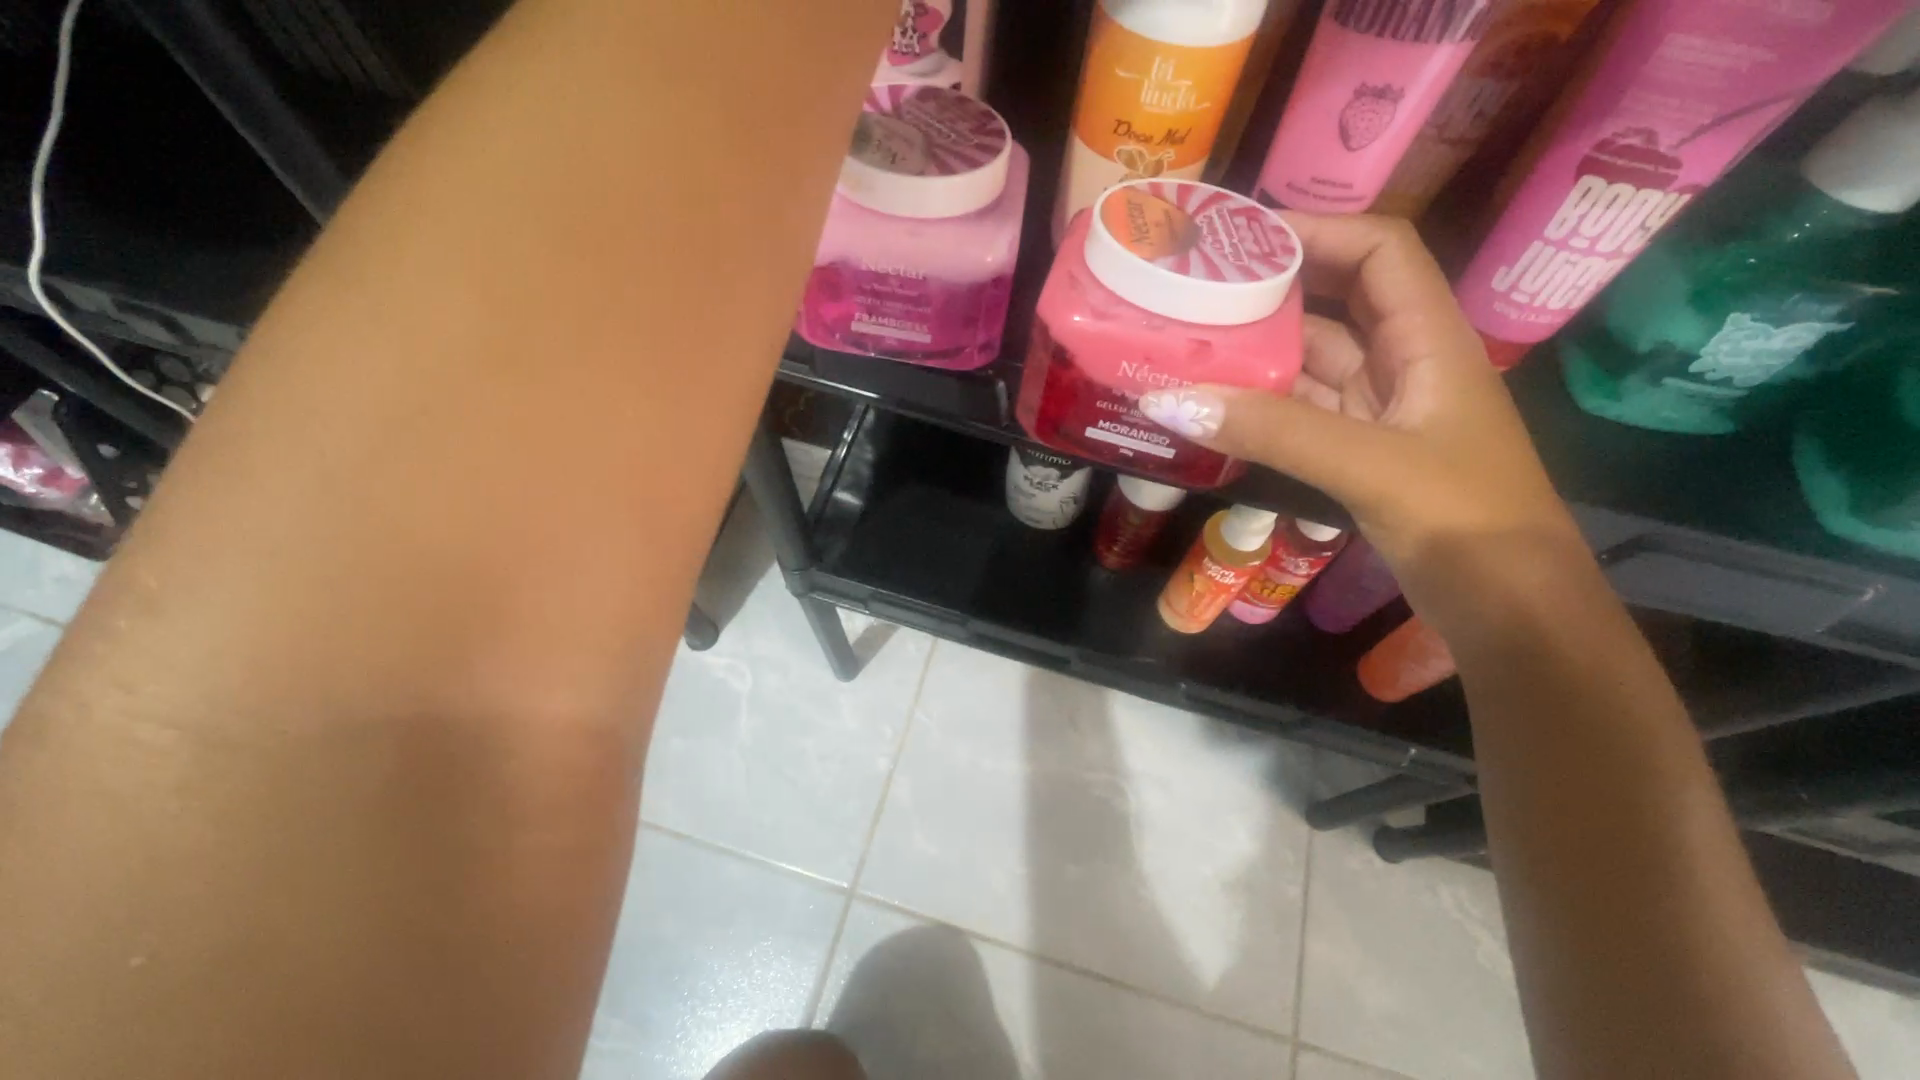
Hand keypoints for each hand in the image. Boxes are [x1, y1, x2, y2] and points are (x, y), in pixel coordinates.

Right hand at [1137, 213, 1581, 577]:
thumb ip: (1273, 431)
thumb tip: (1168, 399)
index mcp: (1432, 341)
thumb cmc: (1467, 522)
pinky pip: (1302, 417)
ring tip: (1185, 343)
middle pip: (1337, 303)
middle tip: (1193, 292)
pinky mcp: (1361, 458)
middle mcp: (1406, 365)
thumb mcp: (1371, 466)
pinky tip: (1211, 408)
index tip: (1241, 242)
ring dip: (1257, 355)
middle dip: (1271, 292)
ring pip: (1313, 365)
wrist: (1514, 614)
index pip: (1380, 251)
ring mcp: (1382, 415)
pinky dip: (1260, 409)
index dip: (1318, 230)